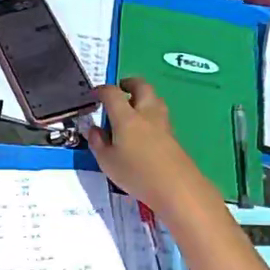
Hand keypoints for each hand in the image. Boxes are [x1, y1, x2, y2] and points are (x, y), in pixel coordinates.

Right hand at [84, 79, 221, 220]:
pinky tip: (145, 128)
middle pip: (142, 86)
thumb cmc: (136, 173)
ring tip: (133, 107)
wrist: (175, 186)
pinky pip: (160, 115)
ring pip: (155, 98)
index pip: (113, 93)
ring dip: (143, 96)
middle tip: (120, 89)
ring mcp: (163, 123)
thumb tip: (94, 129)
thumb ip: (98, 143)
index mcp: (126, 117)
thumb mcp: (107, 162)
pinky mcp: (173, 135)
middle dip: (129, 83)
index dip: (102, 90)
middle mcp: (146, 113)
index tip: (94, 94)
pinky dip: (151, 113)